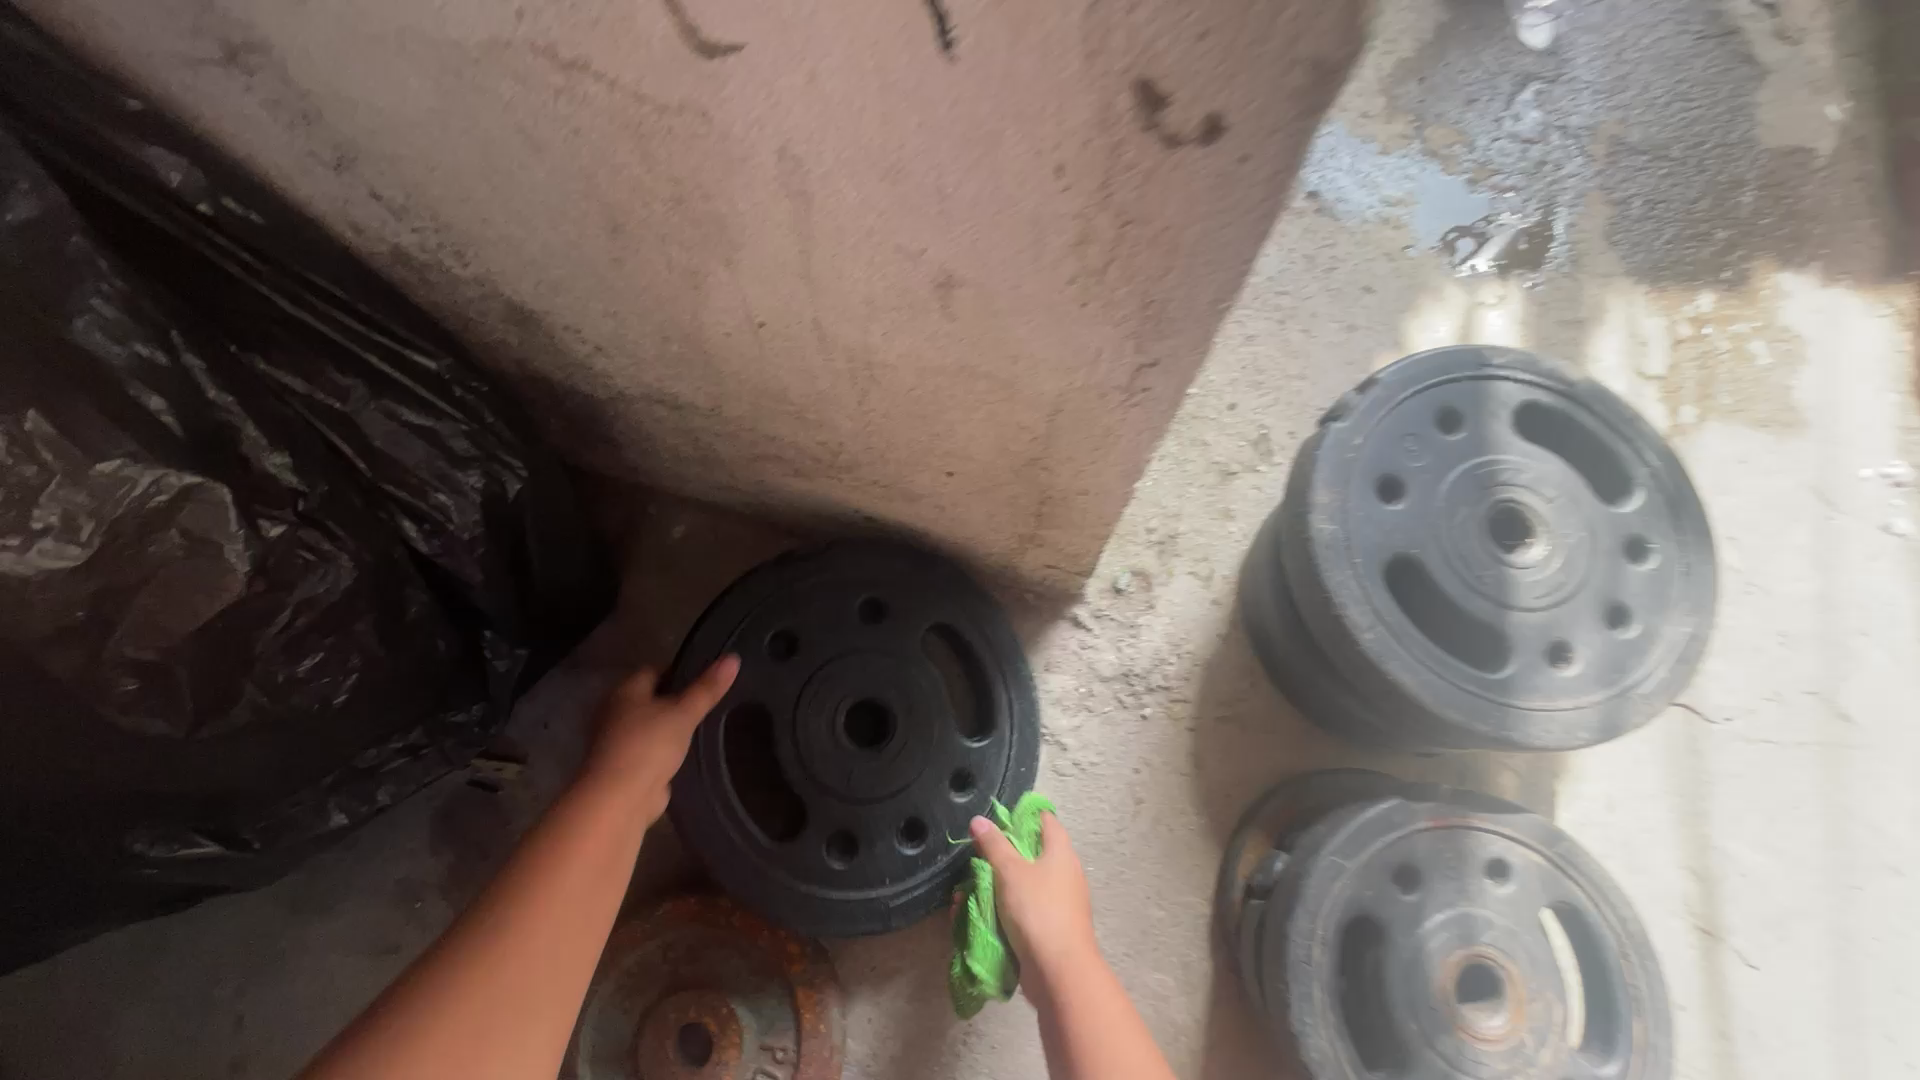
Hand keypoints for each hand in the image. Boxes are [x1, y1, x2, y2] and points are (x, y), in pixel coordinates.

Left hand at [579, 656, 738, 822]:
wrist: (621, 799)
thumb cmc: (649, 746)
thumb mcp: (684, 713)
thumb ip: (708, 688)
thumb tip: (733, 658)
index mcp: (625, 692)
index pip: (653, 670)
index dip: (679, 671)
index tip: (707, 677)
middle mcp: (616, 713)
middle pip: (651, 698)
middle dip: (677, 700)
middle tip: (710, 700)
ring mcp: (619, 742)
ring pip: (652, 725)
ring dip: (672, 727)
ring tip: (706, 725)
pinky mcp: (627, 767)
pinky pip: (652, 749)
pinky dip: (668, 750)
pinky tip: (690, 752)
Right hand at [968, 811, 1100, 986]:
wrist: (1060, 972)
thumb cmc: (1037, 910)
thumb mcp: (1010, 872)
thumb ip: (994, 844)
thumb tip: (979, 819)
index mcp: (1061, 852)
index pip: (1045, 820)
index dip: (1023, 815)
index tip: (996, 819)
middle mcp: (1065, 873)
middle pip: (1032, 853)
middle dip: (1002, 856)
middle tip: (976, 857)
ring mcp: (1060, 902)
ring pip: (1025, 884)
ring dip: (997, 886)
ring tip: (968, 892)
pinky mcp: (1051, 927)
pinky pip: (1025, 910)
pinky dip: (1004, 910)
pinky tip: (980, 915)